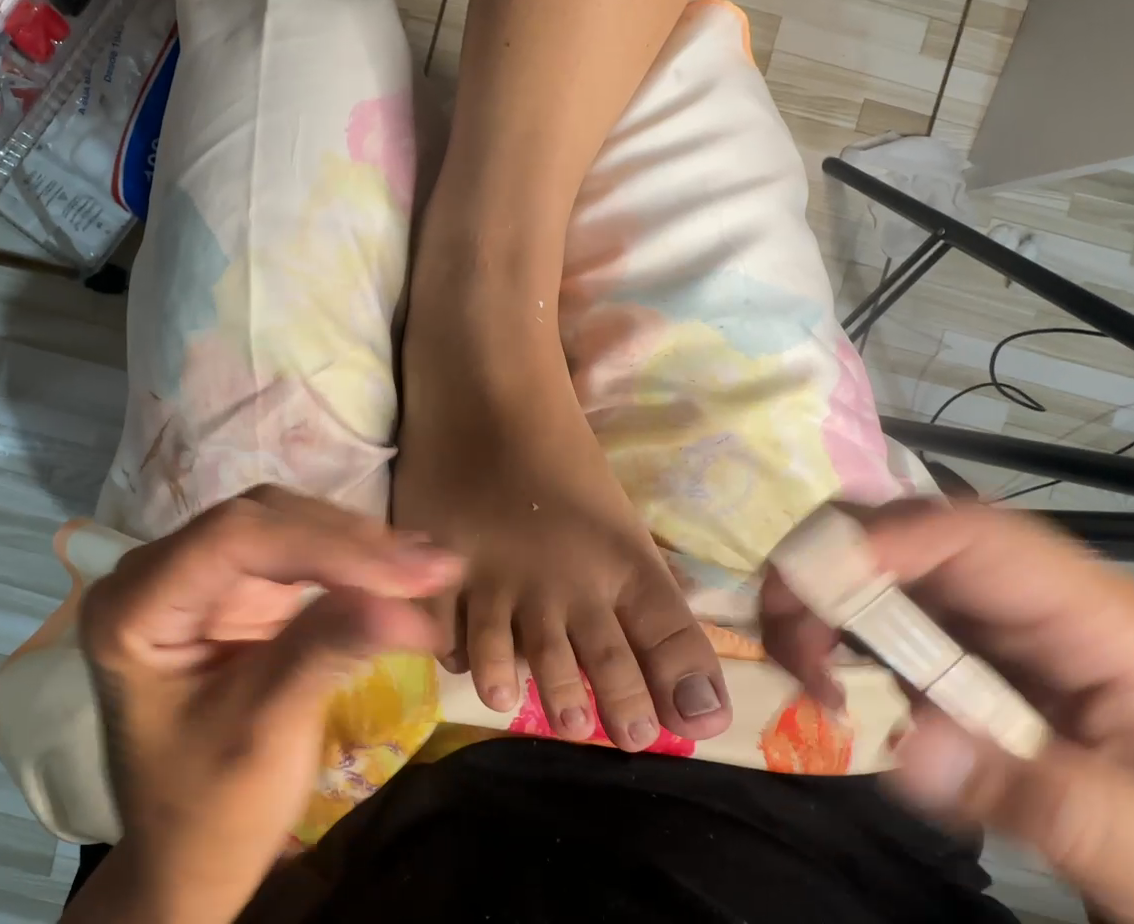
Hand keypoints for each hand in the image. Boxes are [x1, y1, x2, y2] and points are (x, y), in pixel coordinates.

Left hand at [69, 487, 458, 923]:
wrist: (191, 854)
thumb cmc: (210, 809)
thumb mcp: (265, 733)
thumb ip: (325, 652)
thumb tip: (408, 603)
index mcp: (131, 607)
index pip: (232, 540)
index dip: (325, 546)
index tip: (409, 573)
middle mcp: (155, 574)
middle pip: (258, 521)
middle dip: (348, 542)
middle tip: (433, 567)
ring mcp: (194, 578)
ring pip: (281, 527)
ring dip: (355, 545)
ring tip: (428, 566)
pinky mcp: (230, 591)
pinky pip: (293, 555)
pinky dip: (346, 564)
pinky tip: (394, 572)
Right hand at [394, 344, 731, 748]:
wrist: (485, 396)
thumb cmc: (557, 447)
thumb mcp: (616, 513)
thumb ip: (638, 584)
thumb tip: (667, 649)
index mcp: (622, 560)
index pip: (670, 640)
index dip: (686, 689)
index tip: (693, 725)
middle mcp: (567, 584)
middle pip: (600, 666)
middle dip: (617, 709)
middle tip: (617, 737)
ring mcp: (500, 583)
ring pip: (518, 663)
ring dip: (533, 693)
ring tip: (527, 711)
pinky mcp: (440, 572)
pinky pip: (450, 634)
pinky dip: (460, 654)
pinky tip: (466, 663)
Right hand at [761, 506, 1133, 923]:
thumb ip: (1052, 804)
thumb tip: (913, 740)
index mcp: (1106, 624)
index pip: (981, 538)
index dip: (886, 539)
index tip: (811, 586)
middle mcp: (1035, 599)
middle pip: (904, 533)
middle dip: (825, 570)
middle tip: (787, 642)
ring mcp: (988, 618)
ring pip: (869, 562)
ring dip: (814, 605)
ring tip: (807, 676)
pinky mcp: (952, 644)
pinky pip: (866, 610)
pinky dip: (822, 632)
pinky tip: (825, 683)